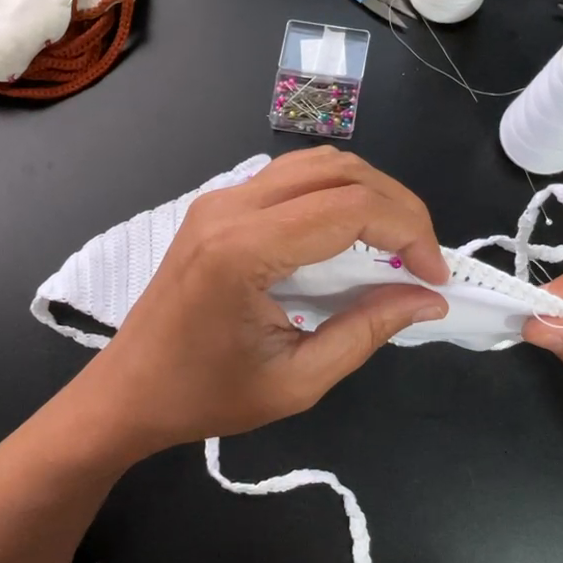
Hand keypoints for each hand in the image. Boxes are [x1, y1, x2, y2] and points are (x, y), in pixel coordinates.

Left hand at [76, 147, 449, 455]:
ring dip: (367, 195)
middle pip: (339, 170)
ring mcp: (218, 201)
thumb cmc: (205, 397)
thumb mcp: (297, 380)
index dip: (409, 233)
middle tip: (423, 259)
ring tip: (396, 247)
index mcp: (244, 251)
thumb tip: (427, 298)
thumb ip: (366, 332)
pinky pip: (288, 180)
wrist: (127, 392)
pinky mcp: (215, 208)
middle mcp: (230, 208)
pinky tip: (350, 238)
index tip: (435, 277)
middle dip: (398, 207)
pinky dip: (334, 196)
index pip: (351, 208)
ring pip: (315, 164)